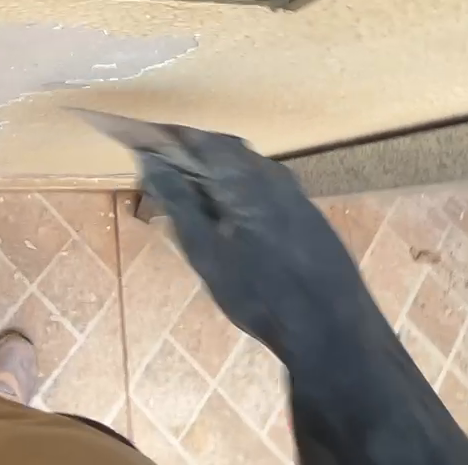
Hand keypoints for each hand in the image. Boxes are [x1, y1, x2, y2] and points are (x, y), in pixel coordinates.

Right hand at [87, 117, 366, 368]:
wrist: (334, 332)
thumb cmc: (259, 291)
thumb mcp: (205, 249)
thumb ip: (177, 198)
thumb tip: (149, 158)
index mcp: (242, 173)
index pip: (193, 137)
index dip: (161, 134)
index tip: (132, 135)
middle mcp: (270, 172)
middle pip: (220, 147)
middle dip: (185, 149)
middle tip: (155, 163)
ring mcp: (293, 191)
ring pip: (242, 165)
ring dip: (211, 169)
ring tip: (184, 188)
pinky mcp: (305, 212)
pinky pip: (260, 183)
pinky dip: (233, 185)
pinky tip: (225, 212)